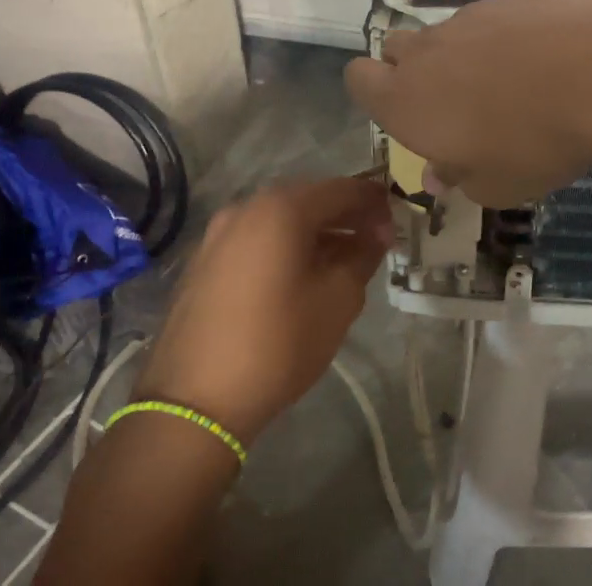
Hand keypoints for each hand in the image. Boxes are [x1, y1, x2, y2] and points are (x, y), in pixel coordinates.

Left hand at [132, 178, 391, 445]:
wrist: (195, 402)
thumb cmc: (279, 344)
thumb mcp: (339, 300)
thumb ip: (362, 257)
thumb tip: (372, 236)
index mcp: (281, 208)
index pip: (343, 189)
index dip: (375, 203)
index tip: (396, 227)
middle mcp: (245, 209)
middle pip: (308, 200)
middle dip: (345, 217)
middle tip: (373, 244)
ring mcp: (216, 235)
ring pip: (279, 222)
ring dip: (315, 234)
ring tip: (340, 264)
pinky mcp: (201, 264)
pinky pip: (255, 242)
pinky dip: (284, 249)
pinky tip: (299, 279)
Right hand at [344, 0, 591, 206]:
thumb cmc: (534, 144)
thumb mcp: (495, 186)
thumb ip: (459, 178)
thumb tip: (440, 174)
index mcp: (406, 99)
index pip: (358, 80)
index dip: (375, 93)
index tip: (406, 113)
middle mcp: (429, 49)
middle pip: (398, 48)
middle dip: (416, 71)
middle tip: (458, 103)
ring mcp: (473, 15)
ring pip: (452, 32)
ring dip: (468, 53)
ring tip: (517, 82)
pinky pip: (499, 16)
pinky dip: (514, 34)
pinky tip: (552, 55)